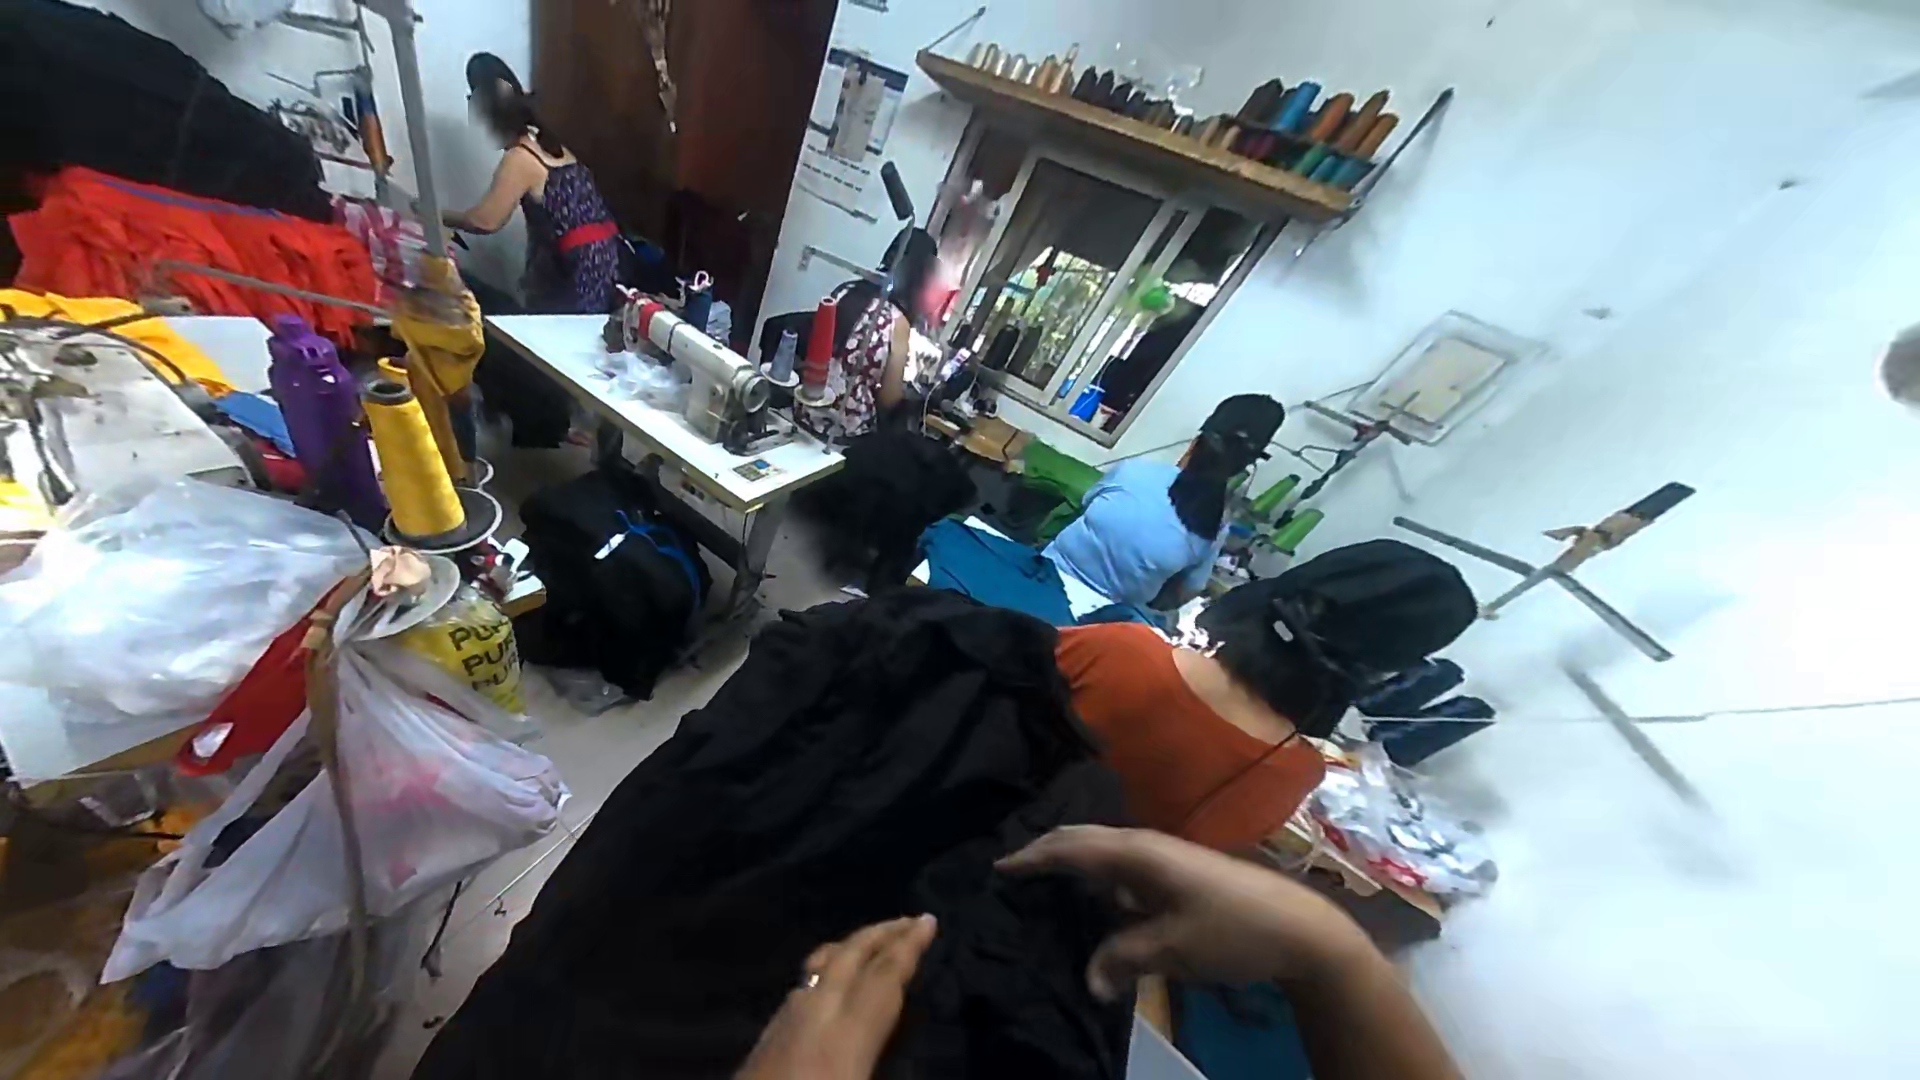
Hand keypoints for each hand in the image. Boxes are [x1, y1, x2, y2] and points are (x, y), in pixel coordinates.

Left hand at [734, 915, 937, 1079]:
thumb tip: (901, 1032)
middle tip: (911, 921)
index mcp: (844, 1039)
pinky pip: (806, 984)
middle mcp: (814, 1017)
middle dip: (884, 932)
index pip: (883, 976)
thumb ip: (886, 1062)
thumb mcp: (859, 1079)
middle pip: (852, 955)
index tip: (929, 920)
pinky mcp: (764, 1042)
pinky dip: (829, 968)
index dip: (909, 946)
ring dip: (855, 946)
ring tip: (875, 944)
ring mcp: (784, 1025)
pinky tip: (831, 986)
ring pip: (823, 964)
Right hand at [997, 826, 1372, 999]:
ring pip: (1098, 849)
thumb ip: (1123, 959)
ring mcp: (1155, 854)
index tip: (1000, 866)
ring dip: (1068, 859)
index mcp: (1134, 853)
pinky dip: (1092, 874)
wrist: (1294, 924)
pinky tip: (1091, 898)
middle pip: (1080, 838)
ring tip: (1041, 880)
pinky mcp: (1168, 868)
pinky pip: (1115, 864)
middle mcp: (1139, 843)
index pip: (1070, 847)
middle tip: (1012, 869)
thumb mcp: (1173, 949)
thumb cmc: (1229, 928)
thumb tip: (1087, 980)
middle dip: (1045, 849)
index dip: (1033, 856)